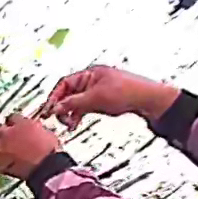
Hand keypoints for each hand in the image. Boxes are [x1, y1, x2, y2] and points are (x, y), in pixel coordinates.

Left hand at [0, 114, 62, 178]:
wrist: (44, 165)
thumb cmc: (49, 151)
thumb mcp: (45, 132)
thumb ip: (34, 128)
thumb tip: (32, 129)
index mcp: (23, 123)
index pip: (12, 117)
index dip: (12, 122)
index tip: (13, 126)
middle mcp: (8, 132)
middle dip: (2, 134)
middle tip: (5, 139)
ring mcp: (0, 145)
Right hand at [39, 65, 178, 126]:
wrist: (147, 100)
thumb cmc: (128, 91)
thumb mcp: (94, 97)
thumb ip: (71, 103)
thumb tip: (54, 108)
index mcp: (90, 74)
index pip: (64, 84)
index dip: (54, 97)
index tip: (49, 109)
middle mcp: (90, 82)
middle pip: (66, 95)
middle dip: (61, 108)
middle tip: (58, 118)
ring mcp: (94, 92)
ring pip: (72, 104)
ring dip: (68, 115)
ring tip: (69, 123)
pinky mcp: (97, 101)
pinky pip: (80, 109)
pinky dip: (76, 117)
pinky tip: (75, 124)